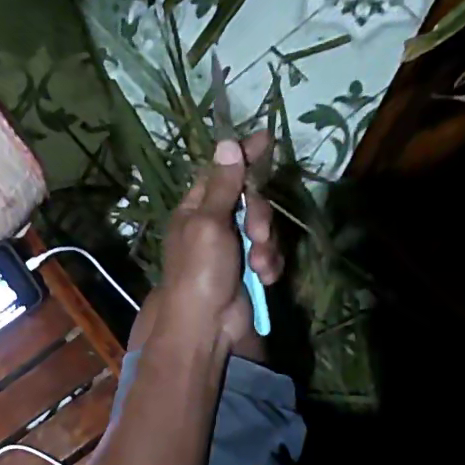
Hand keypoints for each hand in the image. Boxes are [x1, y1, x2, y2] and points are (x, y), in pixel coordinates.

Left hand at [138, 132, 284, 359]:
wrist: (207, 326)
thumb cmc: (200, 271)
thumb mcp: (208, 222)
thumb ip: (223, 185)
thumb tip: (227, 144)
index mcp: (194, 211)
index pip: (221, 173)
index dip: (243, 157)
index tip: (267, 139)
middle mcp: (213, 227)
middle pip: (249, 201)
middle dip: (258, 215)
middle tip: (256, 233)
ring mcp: (233, 251)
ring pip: (263, 229)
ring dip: (266, 245)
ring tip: (258, 265)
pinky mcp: (249, 272)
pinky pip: (269, 255)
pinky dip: (270, 265)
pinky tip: (264, 277)